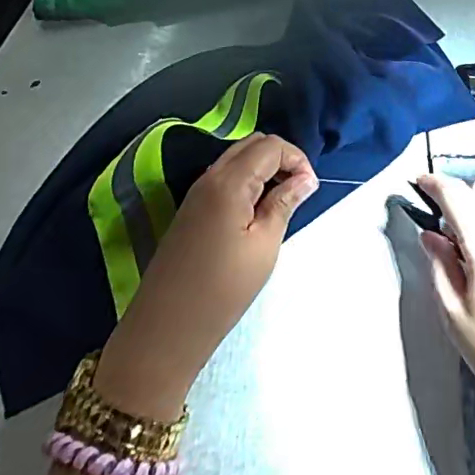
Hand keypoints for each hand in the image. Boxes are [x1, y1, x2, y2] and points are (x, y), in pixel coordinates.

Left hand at [96, 133, 318, 418]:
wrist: (165, 330)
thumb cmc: (222, 289)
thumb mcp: (265, 245)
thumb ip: (284, 203)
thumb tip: (305, 179)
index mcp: (228, 183)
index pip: (271, 146)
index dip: (297, 159)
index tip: (308, 189)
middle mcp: (209, 179)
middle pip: (252, 144)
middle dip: (282, 158)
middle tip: (298, 190)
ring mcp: (195, 194)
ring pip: (237, 158)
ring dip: (264, 168)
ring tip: (281, 202)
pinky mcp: (190, 210)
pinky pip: (225, 177)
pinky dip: (248, 181)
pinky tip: (257, 211)